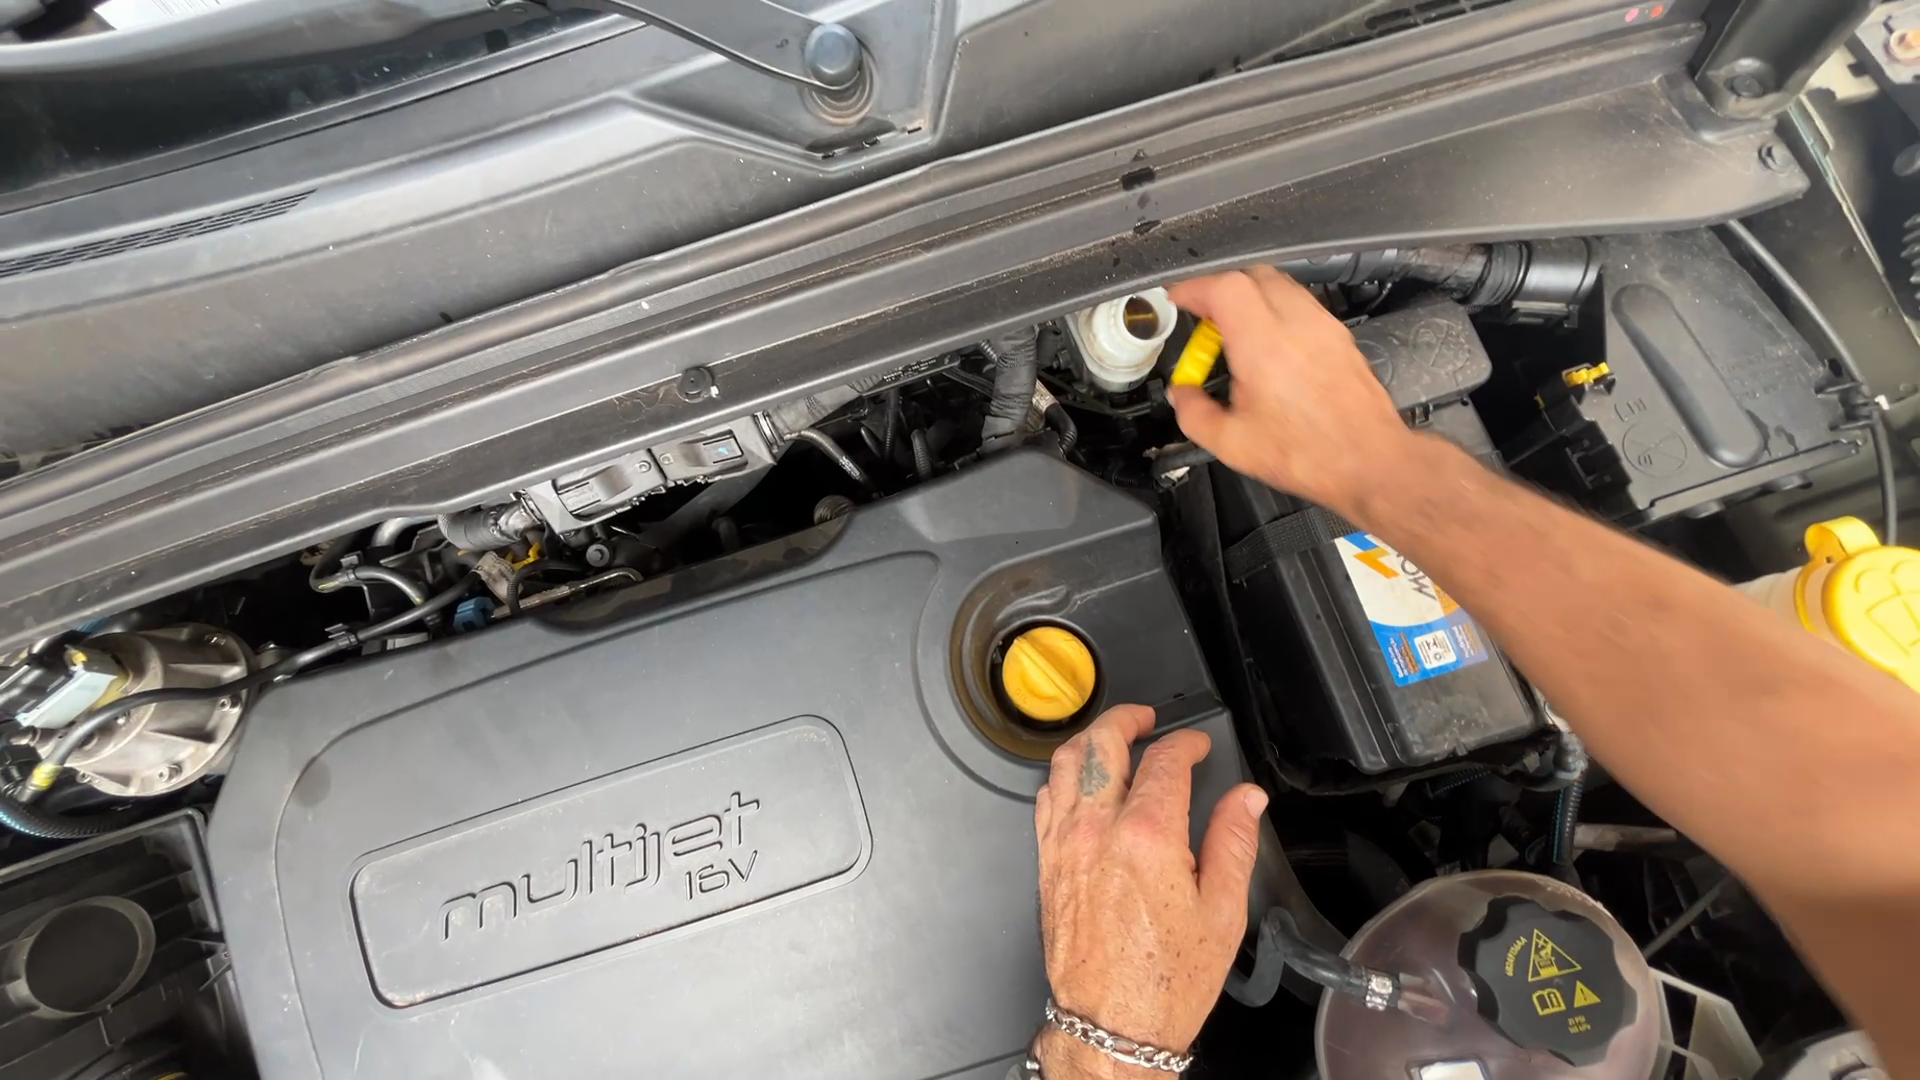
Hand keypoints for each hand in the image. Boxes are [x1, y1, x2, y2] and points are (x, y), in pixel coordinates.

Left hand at [1033, 704, 1268, 1078]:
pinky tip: (1080, 779)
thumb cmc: (1166, 977)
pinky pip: (1046, 798)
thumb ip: (1234, 842)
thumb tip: (1246, 798)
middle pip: (1103, 742)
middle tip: (1147, 718)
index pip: (1165, 761)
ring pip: (1066, 762)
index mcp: (1148, 837)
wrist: (1111, 1024)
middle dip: (1127, 718)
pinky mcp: (1047, 858)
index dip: (1186, 743)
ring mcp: (1065, 840)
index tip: (1197, 746)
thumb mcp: (1222, 913)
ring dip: (1091, 738)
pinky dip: (1064, 776)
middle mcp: (1099, 828)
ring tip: (1112, 736)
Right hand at [1167, 267, 1418, 519]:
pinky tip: (1265, 345)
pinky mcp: (1339, 337)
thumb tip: (1181, 395)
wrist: (1368, 462)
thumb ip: (1194, 414)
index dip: (1195, 288)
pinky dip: (1274, 311)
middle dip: (1220, 288)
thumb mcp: (1230, 444)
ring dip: (1249, 298)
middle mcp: (1297, 326)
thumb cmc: (1307, 454)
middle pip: (1253, 276)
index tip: (1179, 299)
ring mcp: (1323, 327)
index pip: (1226, 288)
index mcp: (1264, 347)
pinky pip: (1300, 304)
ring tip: (1232, 332)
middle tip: (1201, 316)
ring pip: (1280, 286)